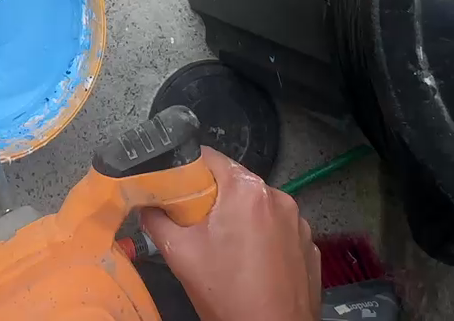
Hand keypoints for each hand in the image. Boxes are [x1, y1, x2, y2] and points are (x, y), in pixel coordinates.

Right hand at [140, 147, 321, 320]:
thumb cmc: (229, 296)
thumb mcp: (180, 254)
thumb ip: (156, 219)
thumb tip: (144, 203)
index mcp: (246, 190)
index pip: (209, 157)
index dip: (189, 172)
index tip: (179, 193)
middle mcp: (278, 197)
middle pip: (234, 182)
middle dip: (214, 199)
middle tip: (198, 227)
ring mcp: (299, 223)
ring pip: (257, 206)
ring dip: (241, 218)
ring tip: (227, 250)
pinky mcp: (309, 246)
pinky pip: (279, 229)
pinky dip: (264, 238)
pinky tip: (253, 264)